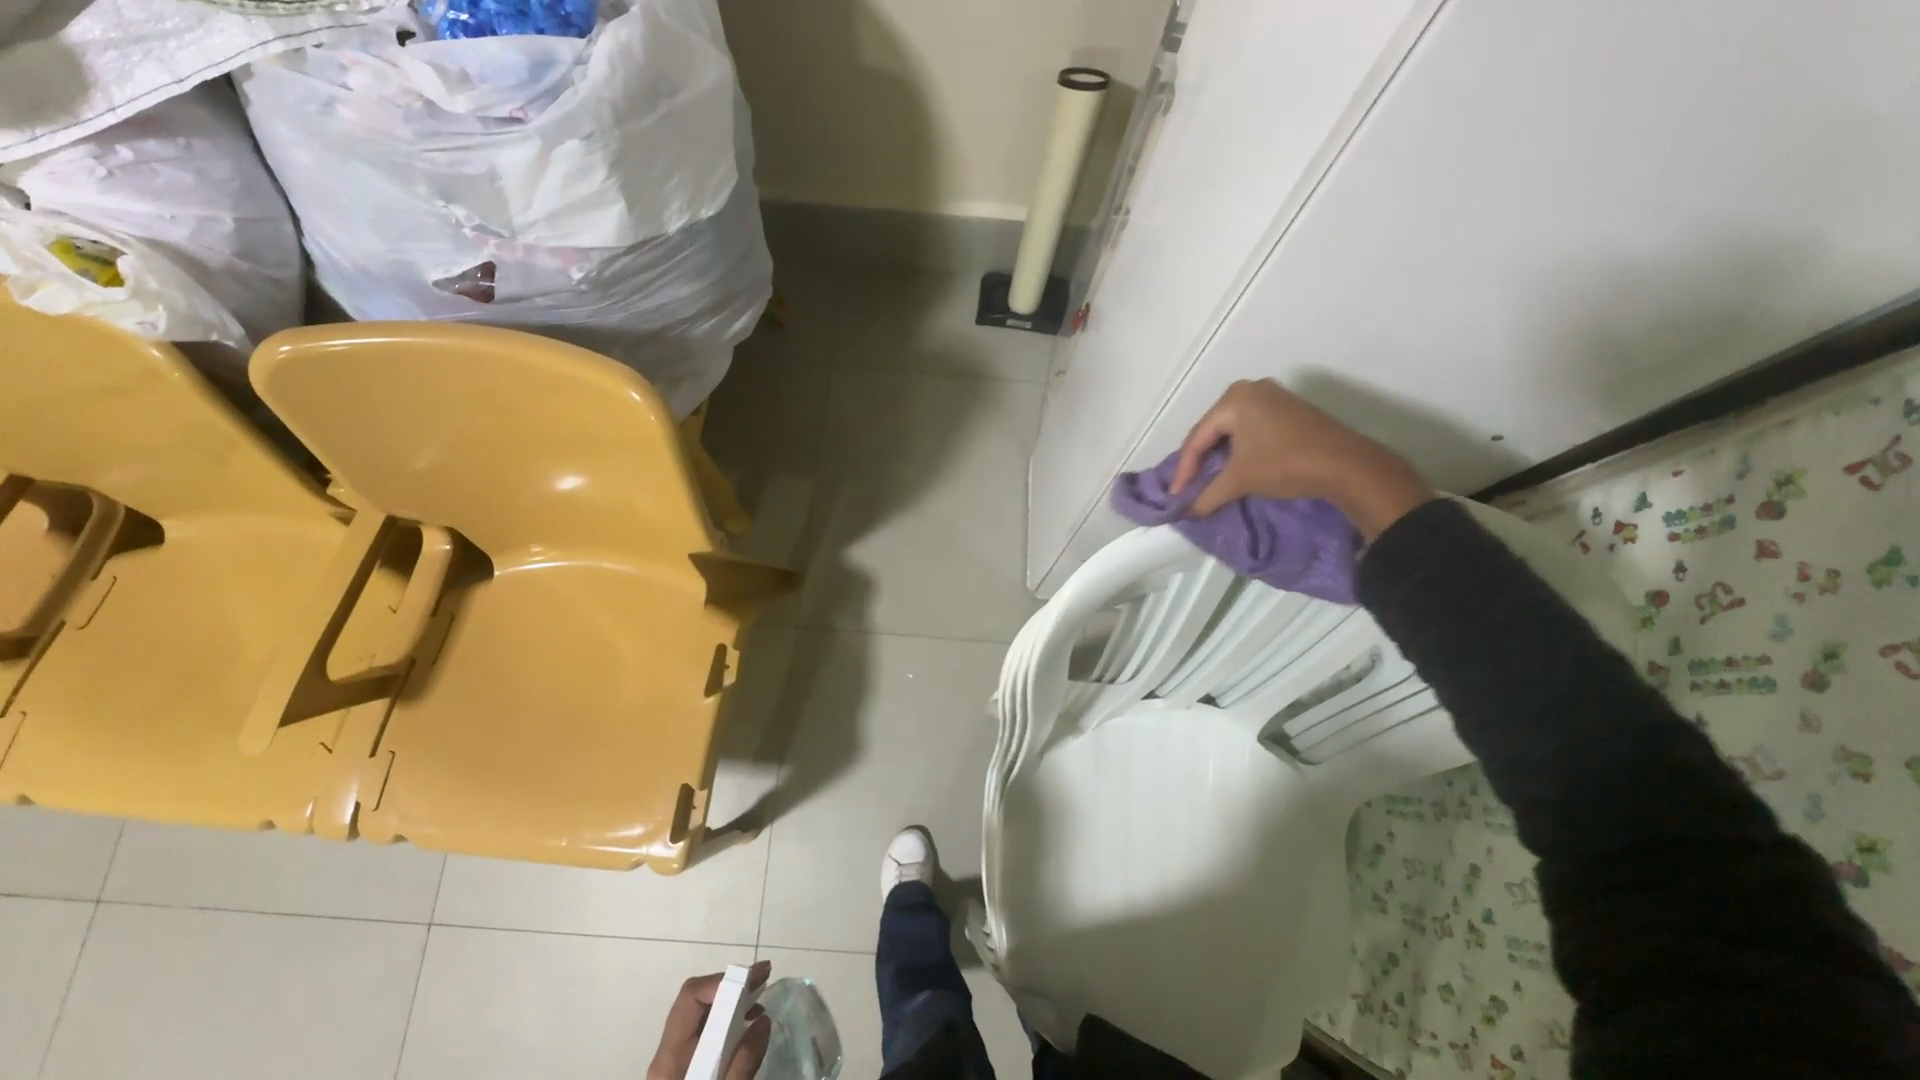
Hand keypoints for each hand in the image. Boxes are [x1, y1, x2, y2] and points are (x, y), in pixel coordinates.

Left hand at [646, 960, 772, 1079]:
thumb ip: (743, 1062)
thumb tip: (764, 1020)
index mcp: (670, 1056)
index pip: (690, 996)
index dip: (723, 982)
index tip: (755, 978)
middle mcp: (667, 1050)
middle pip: (696, 998)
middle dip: (731, 984)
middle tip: (764, 976)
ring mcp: (674, 1057)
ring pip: (700, 1013)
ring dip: (731, 1000)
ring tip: (760, 997)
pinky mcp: (683, 1065)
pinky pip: (703, 1031)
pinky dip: (726, 1020)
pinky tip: (747, 1025)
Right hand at [1170, 379, 1435, 538]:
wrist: (1345, 465)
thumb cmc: (1284, 464)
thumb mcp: (1239, 480)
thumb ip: (1207, 495)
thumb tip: (1186, 512)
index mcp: (1233, 398)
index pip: (1197, 437)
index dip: (1184, 470)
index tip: (1176, 495)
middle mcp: (1251, 389)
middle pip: (1213, 429)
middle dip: (1201, 460)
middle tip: (1190, 485)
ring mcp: (1273, 396)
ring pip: (1234, 429)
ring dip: (1220, 455)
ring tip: (1210, 479)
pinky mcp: (1290, 409)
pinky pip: (1252, 428)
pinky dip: (1241, 448)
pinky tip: (1238, 467)